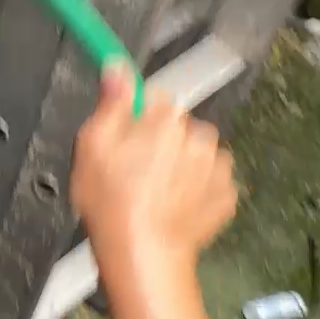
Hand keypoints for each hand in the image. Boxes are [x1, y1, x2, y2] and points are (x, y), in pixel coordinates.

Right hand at [73, 66, 237, 270]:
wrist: (142, 250)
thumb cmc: (110, 198)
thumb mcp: (92, 145)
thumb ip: (111, 103)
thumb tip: (117, 67)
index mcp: (166, 119)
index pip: (153, 98)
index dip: (131, 116)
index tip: (117, 138)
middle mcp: (200, 136)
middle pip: (176, 126)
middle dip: (155, 142)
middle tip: (127, 170)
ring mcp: (218, 168)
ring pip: (193, 153)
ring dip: (176, 164)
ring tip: (148, 191)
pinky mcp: (227, 196)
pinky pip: (207, 180)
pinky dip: (191, 188)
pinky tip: (167, 204)